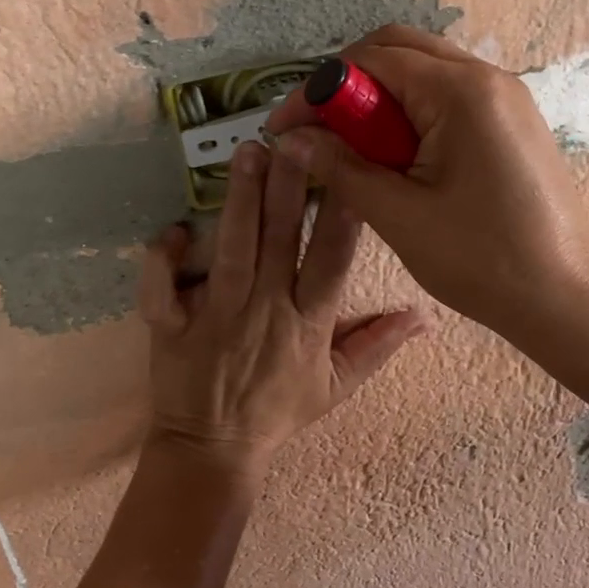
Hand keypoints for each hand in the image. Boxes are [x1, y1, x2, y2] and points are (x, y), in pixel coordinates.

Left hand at [138, 141, 429, 471]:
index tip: (350, 168)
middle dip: (288, 188)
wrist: (215, 449)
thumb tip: (426, 315)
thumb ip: (379, 345)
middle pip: (280, 242)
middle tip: (295, 138)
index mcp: (308, 322)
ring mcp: (215, 318)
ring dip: (240, 202)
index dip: (343, 213)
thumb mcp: (337, 384)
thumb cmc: (279, 410)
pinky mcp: (171, 328)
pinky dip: (163, 260)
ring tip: (248, 154)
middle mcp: (266, 311)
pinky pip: (163, 289)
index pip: (333, 259)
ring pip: (231, 251)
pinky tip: (172, 229)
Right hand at [267, 26, 588, 341]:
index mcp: (462, 92)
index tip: (283, 127)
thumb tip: (292, 139)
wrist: (566, 298)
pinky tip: (397, 157)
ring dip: (380, 97)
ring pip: (424, 70)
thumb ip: (341, 167)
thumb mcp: (399, 215)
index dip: (319, 88)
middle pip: (400, 50)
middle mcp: (489, 78)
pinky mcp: (511, 122)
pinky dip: (411, 112)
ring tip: (354, 149)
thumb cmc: (483, 260)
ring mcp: (506, 98)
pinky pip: (448, 95)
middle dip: (348, 83)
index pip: (372, 60)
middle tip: (317, 131)